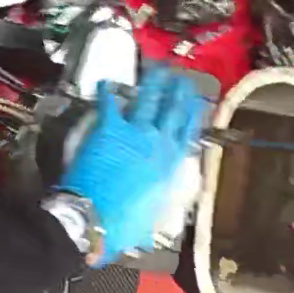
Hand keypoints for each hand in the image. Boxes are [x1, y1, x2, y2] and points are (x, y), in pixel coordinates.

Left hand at [58, 70, 209, 263]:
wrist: (96, 218)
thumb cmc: (124, 224)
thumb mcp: (152, 213)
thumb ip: (157, 198)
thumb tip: (157, 201)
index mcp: (171, 165)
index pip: (188, 132)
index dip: (193, 114)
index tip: (197, 101)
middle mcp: (158, 143)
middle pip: (172, 110)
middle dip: (178, 91)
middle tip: (181, 76)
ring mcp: (135, 133)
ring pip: (148, 100)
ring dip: (153, 82)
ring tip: (157, 68)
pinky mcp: (109, 129)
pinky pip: (110, 103)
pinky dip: (108, 91)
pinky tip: (107, 81)